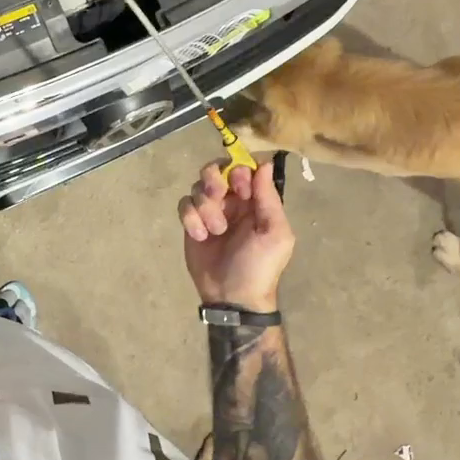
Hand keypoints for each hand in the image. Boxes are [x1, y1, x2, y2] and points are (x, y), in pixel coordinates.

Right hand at [179, 160, 294, 312]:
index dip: (238, 171)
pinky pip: (184, 204)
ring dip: (205, 206)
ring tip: (215, 231)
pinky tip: (200, 237)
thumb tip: (264, 163)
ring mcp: (209, 211)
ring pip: (198, 187)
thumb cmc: (259, 265)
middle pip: (215, 169)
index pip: (243, 168)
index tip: (241, 190)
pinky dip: (190, 218)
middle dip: (214, 178)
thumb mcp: (275, 234)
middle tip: (218, 194)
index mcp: (255, 201)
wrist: (232, 296)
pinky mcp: (191, 223)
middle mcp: (232, 201)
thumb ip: (269, 198)